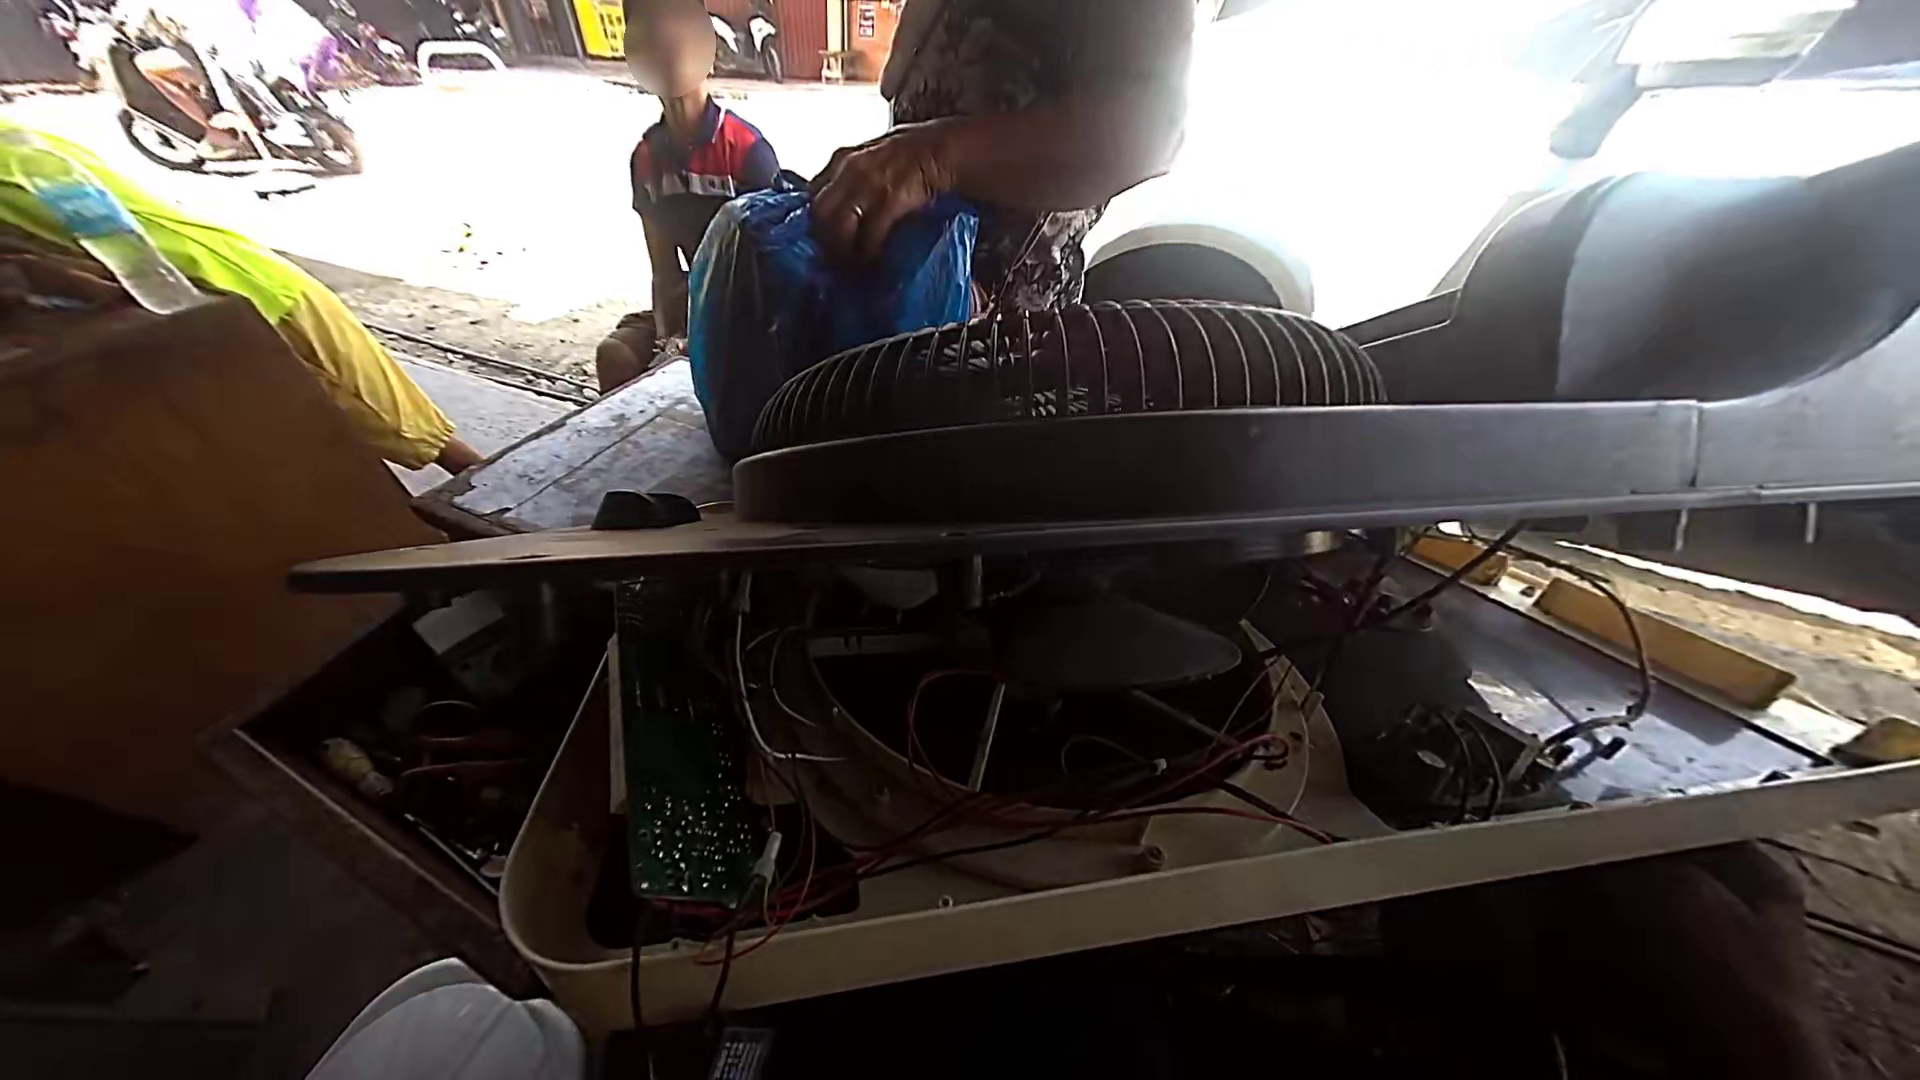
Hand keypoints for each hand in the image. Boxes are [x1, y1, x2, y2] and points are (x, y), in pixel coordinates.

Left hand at [810, 121, 955, 263]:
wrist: (944, 151)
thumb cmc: (913, 157)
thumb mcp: (873, 159)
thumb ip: (854, 179)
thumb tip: (843, 210)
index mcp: (843, 159)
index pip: (811, 194)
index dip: (814, 222)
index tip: (821, 242)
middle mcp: (850, 169)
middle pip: (820, 214)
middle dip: (825, 242)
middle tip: (835, 262)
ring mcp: (869, 183)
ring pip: (839, 227)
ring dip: (844, 253)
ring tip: (853, 267)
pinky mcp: (891, 198)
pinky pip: (870, 235)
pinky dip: (869, 254)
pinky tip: (874, 263)